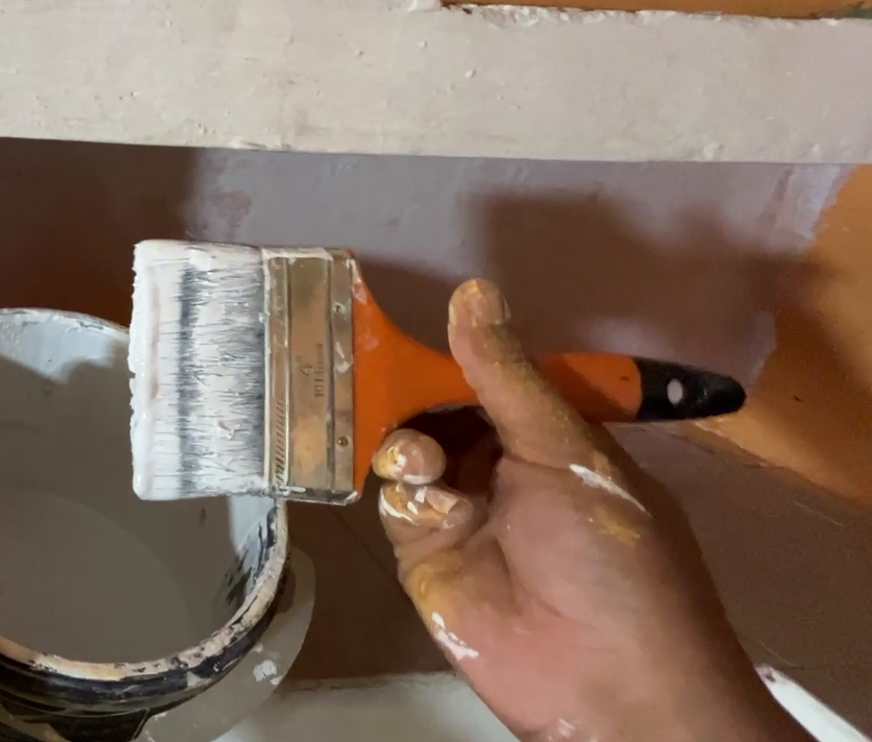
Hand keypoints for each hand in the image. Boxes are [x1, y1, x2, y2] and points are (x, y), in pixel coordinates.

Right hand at [375, 279, 809, 741]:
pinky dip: (397, 478)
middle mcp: (498, 465)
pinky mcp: (417, 537)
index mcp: (549, 441)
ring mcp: (456, 502)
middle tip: (366, 361)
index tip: (404, 316)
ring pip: (406, 442)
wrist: (597, 680)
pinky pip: (392, 488)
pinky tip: (416, 486)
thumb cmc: (605, 553)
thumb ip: (504, 375)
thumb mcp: (565, 452)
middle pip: (436, 406)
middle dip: (409, 388)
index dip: (452, 350)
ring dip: (407, 438)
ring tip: (421, 459)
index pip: (488, 379)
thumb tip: (474, 291)